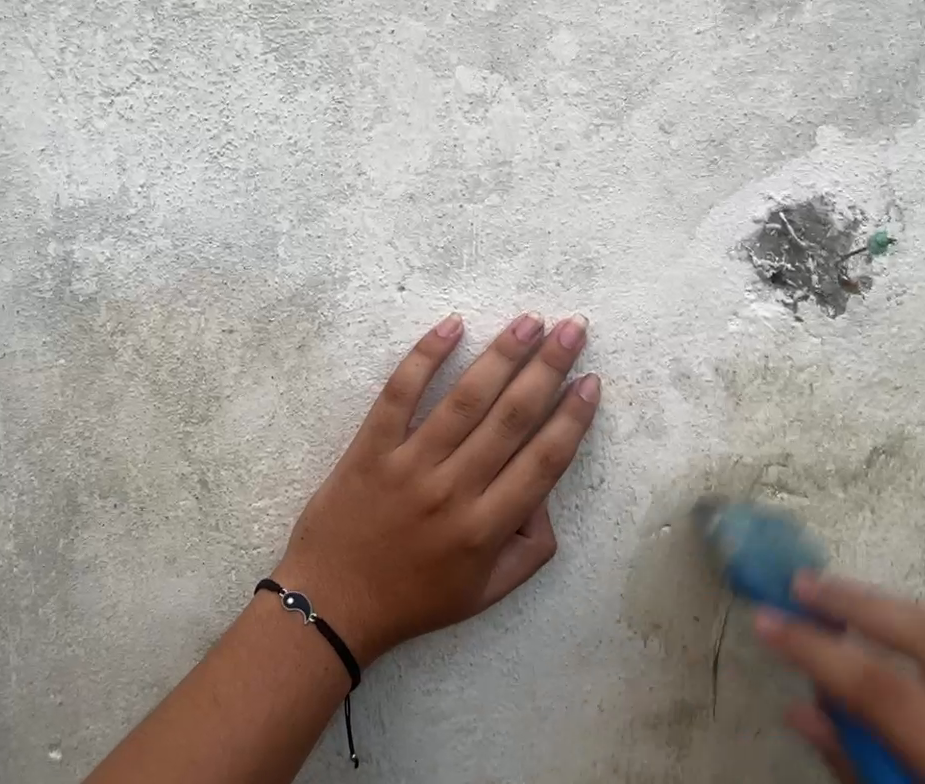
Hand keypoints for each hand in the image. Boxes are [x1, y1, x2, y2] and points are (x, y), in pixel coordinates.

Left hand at [271, 313, 600, 663]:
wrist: (333, 602)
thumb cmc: (413, 598)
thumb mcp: (487, 593)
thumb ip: (531, 549)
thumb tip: (546, 494)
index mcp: (488, 527)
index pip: (544, 461)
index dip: (572, 418)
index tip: (591, 381)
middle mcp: (454, 490)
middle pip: (512, 418)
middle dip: (548, 369)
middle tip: (573, 329)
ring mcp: (410, 465)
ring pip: (465, 399)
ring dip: (502, 354)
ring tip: (530, 321)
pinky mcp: (370, 447)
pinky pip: (400, 393)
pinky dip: (425, 356)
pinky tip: (453, 326)